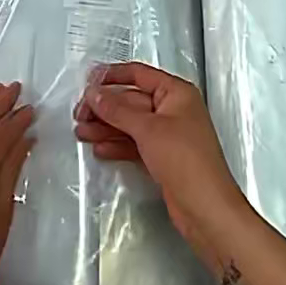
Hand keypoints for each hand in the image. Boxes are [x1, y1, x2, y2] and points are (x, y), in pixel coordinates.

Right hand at [74, 62, 246, 251]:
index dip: (113, 75)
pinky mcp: (163, 157)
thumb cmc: (185, 160)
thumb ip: (117, 110)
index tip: (88, 81)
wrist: (206, 210)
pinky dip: (117, 144)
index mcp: (176, 92)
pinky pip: (135, 143)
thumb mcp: (148, 129)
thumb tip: (94, 93)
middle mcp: (173, 109)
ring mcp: (168, 134)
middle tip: (79, 113)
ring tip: (81, 132)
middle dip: (105, 107)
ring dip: (106, 126)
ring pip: (131, 124)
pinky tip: (99, 148)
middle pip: (132, 100)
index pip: (139, 74)